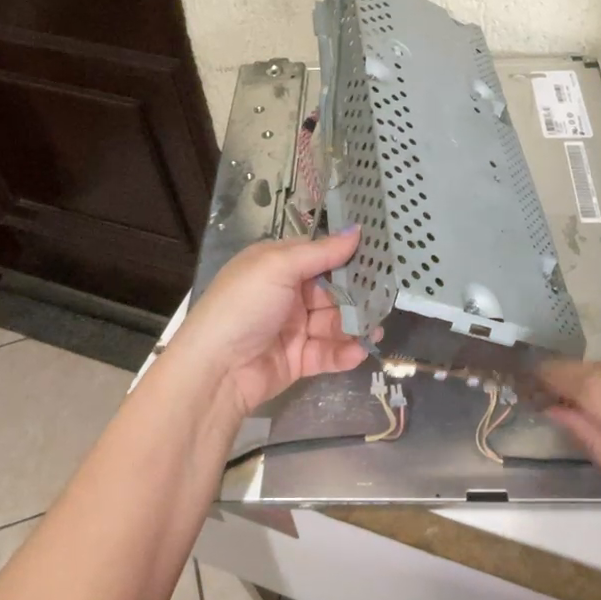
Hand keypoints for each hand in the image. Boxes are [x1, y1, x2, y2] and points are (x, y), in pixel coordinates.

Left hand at [169, 227, 375, 418]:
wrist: (216, 369)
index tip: (379, 256)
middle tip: (385, 298)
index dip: (346, 256)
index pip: (318, 256)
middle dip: (357, 295)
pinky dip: (344, 352)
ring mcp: (292, 328)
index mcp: (275, 266)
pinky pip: (327, 352)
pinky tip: (359, 351)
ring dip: (355, 326)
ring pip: (333, 323)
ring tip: (376, 330)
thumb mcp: (278, 267)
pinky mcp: (298, 360)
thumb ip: (321, 252)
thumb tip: (357, 230)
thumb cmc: (244, 305)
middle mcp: (285, 294)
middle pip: (331, 290)